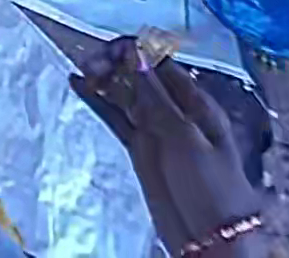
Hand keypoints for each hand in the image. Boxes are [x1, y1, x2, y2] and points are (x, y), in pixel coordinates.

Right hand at [71, 38, 262, 252]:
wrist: (211, 246)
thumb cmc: (209, 187)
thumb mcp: (184, 137)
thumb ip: (155, 95)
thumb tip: (135, 51)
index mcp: (192, 100)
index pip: (158, 60)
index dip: (132, 51)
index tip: (108, 52)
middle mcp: (171, 106)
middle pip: (138, 72)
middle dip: (114, 62)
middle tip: (91, 66)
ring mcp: (153, 126)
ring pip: (124, 91)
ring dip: (103, 77)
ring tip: (82, 71)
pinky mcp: (138, 145)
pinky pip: (114, 115)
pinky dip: (96, 99)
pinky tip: (77, 83)